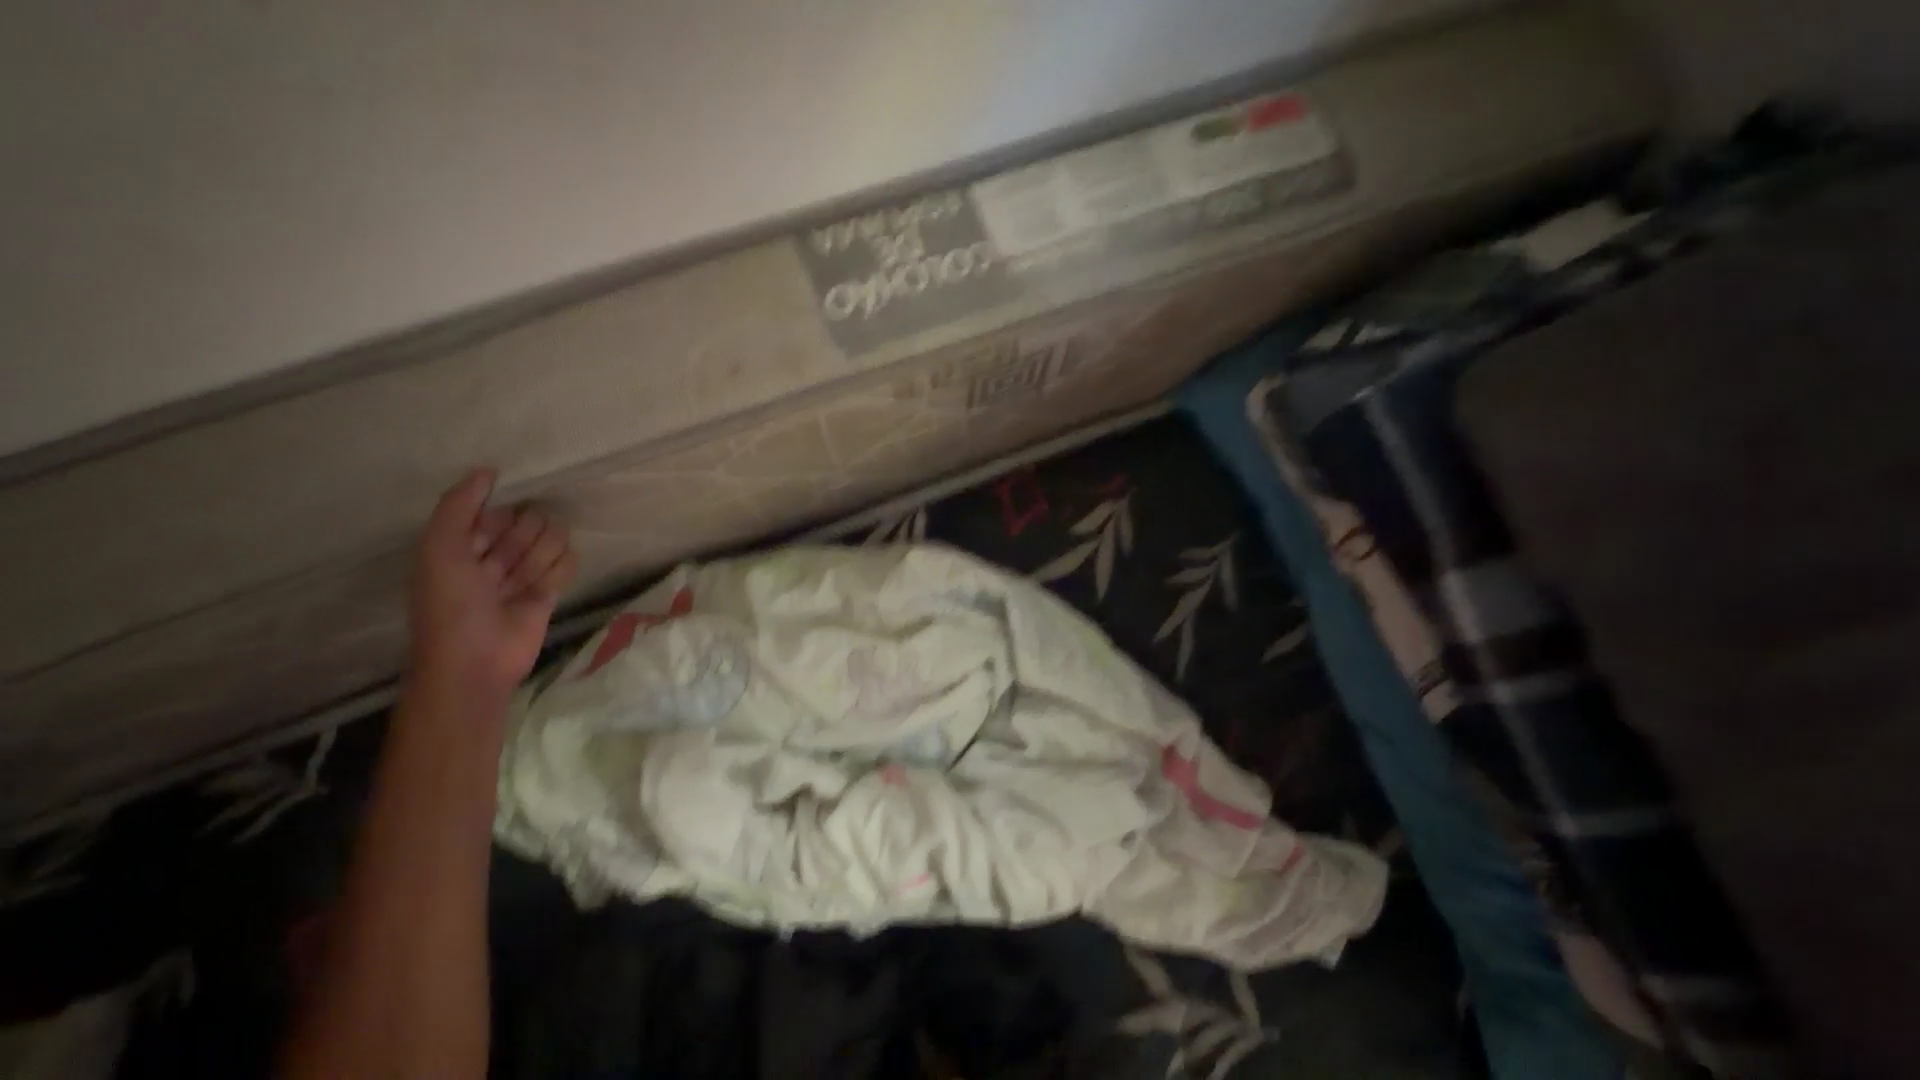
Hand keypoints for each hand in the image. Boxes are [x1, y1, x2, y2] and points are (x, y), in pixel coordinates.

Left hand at [409, 469, 576, 698]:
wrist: (474, 661)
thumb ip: (458, 504)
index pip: (498, 511)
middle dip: (525, 537)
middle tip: (509, 564)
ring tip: (522, 584)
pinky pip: (568, 563)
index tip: (494, 534)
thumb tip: (488, 470)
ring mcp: (524, 575)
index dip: (501, 518)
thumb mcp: (439, 547)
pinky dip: (559, 571)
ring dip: (540, 557)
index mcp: (463, 543)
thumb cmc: (450, 604)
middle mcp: (494, 556)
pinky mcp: (548, 593)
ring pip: (551, 540)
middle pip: (529, 522)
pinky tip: (542, 589)